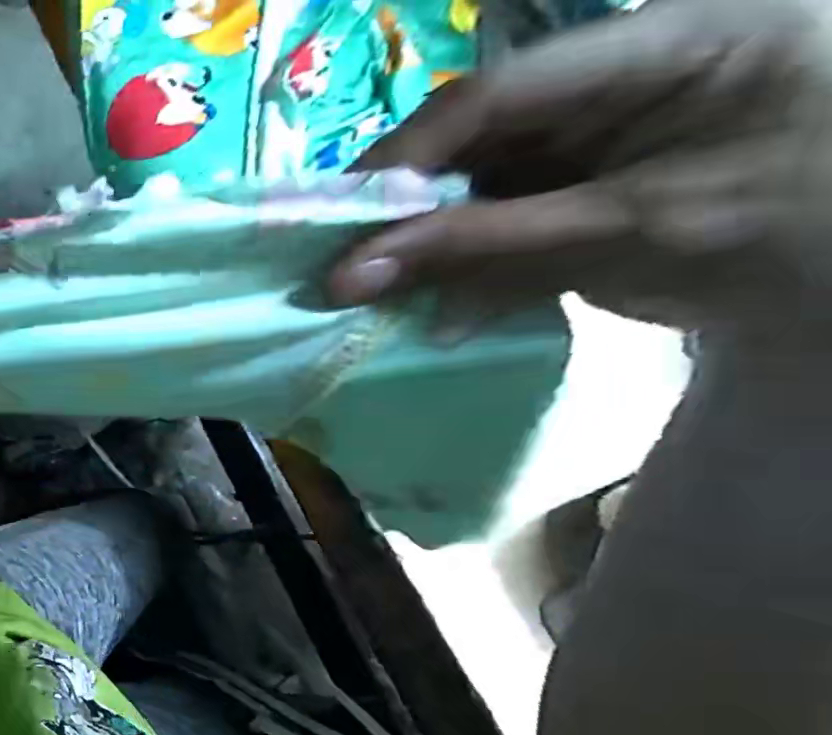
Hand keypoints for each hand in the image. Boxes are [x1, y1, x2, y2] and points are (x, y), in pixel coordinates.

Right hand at [329, 0, 831, 349]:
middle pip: (465, 138)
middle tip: (339, 270)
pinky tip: (428, 308)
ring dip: (416, 249)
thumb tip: (343, 277)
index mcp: (669, 39)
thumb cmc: (789, 230)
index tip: (335, 232)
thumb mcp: (627, 232)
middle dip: (398, 210)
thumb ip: (479, 248)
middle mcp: (610, 76)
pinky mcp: (566, 182)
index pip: (495, 92)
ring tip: (372, 297)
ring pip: (462, 186)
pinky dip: (448, 269)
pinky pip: (480, 222)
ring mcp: (584, 133)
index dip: (403, 160)